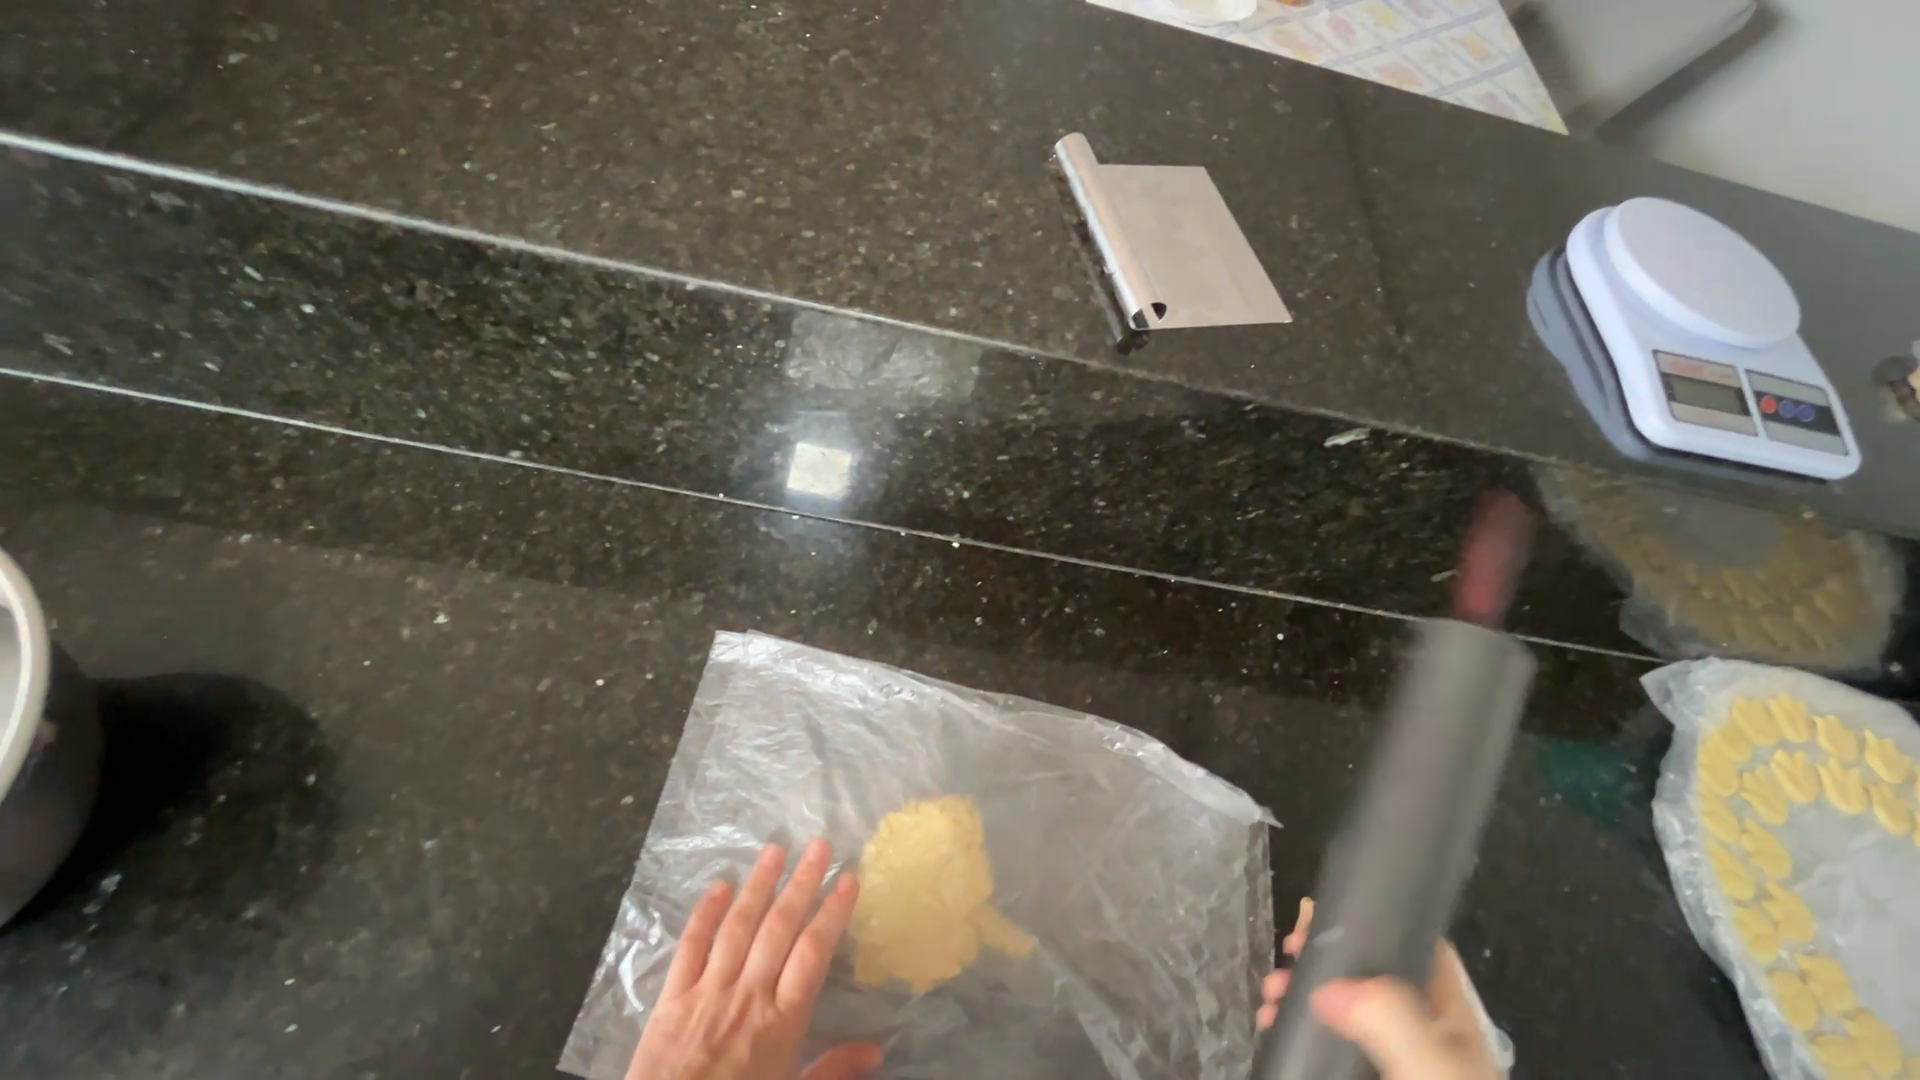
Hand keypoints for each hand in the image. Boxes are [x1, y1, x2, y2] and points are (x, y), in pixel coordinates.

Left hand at [627, 839, 879, 1079]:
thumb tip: (878, 1050)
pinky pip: (690, 948)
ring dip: (759, 885)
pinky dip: (705, 914)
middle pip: (779, 928)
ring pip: (738, 927)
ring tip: (775, 849)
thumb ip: (833, 1069)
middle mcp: (748, 995)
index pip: (813, 952)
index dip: (832, 912)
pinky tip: (719, 886)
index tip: (849, 879)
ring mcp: (707, 992)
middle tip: (819, 846)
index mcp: (781, 1020)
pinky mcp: (671, 999)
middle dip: (802, 883)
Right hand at [1257, 898, 1499, 1079]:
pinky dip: (1298, 1033)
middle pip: (1367, 975)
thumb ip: (1389, 1018)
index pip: (1413, 947)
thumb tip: (1329, 983)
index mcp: (1446, 1018)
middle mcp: (1420, 1035)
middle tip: (1282, 956)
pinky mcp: (1361, 1078)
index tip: (1315, 917)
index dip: (1369, 922)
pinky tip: (1272, 1030)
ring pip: (1342, 1011)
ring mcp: (1393, 1066)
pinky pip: (1328, 1050)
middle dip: (1319, 959)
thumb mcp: (1429, 1071)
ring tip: (1267, 1000)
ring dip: (1301, 995)